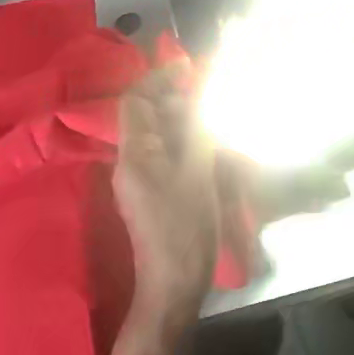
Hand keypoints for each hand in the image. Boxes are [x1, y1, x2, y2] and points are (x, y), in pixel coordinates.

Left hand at [115, 68, 218, 316]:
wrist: (173, 287)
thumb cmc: (185, 231)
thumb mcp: (197, 177)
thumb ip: (197, 132)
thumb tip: (198, 96)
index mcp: (133, 155)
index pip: (135, 101)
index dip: (159, 79)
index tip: (189, 67)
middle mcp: (131, 164)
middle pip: (151, 119)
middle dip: (183, 106)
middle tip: (216, 104)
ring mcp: (142, 182)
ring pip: (165, 141)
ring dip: (192, 131)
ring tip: (222, 133)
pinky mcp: (156, 197)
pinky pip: (172, 162)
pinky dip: (193, 154)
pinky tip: (218, 160)